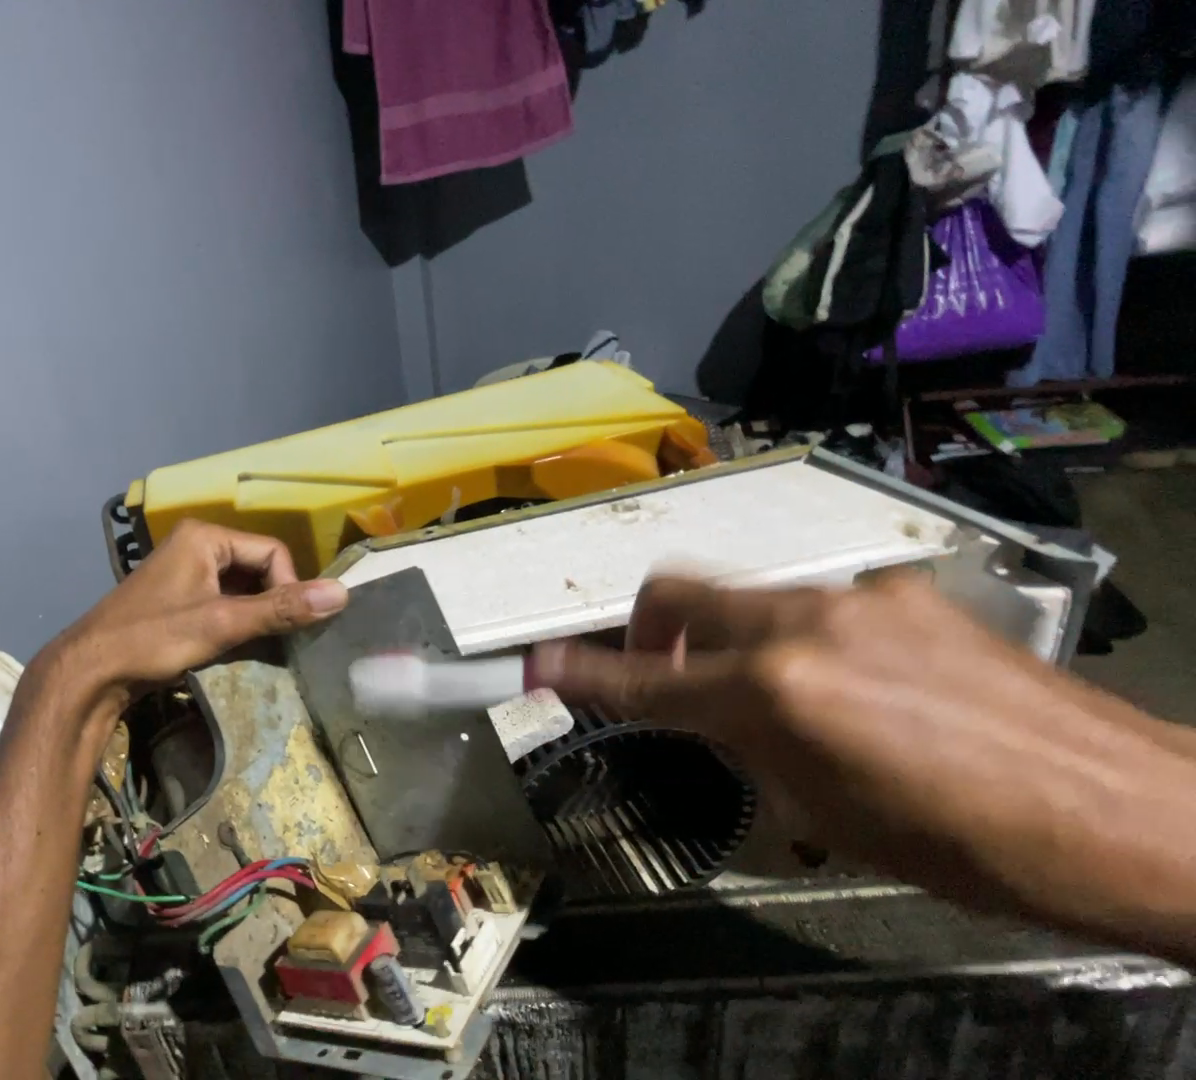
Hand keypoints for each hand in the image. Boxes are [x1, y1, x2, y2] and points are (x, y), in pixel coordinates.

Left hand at [39, 520, 348, 716]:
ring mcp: (184, 572)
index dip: (289, 587)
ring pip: (241, 589)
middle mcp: (196, 545)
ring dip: (254, 616)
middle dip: (271, 603)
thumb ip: (281, 609)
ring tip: (258, 646)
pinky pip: (221, 602)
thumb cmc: (154, 638)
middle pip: (257, 568)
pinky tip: (234, 648)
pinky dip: (235, 623)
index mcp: (205, 537)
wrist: (90, 670)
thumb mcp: (222, 623)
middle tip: (278, 640)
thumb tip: (342, 594)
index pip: (272, 551)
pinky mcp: (178, 599)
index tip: (289, 626)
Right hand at [528, 573, 1195, 955]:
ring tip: (771, 694)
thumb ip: (744, 744)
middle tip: (655, 667)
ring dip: (727, 635)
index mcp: (775, 693)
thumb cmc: (974, 848)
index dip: (581, 673)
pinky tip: (848, 684)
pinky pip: (816, 603)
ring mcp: (858, 598)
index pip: (645, 678)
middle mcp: (804, 626)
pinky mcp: (906, 594)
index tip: (540, 667)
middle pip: (678, 590)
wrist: (1145, 820)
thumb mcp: (825, 812)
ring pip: (747, 595)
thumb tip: (699, 716)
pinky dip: (797, 638)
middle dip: (646, 626)